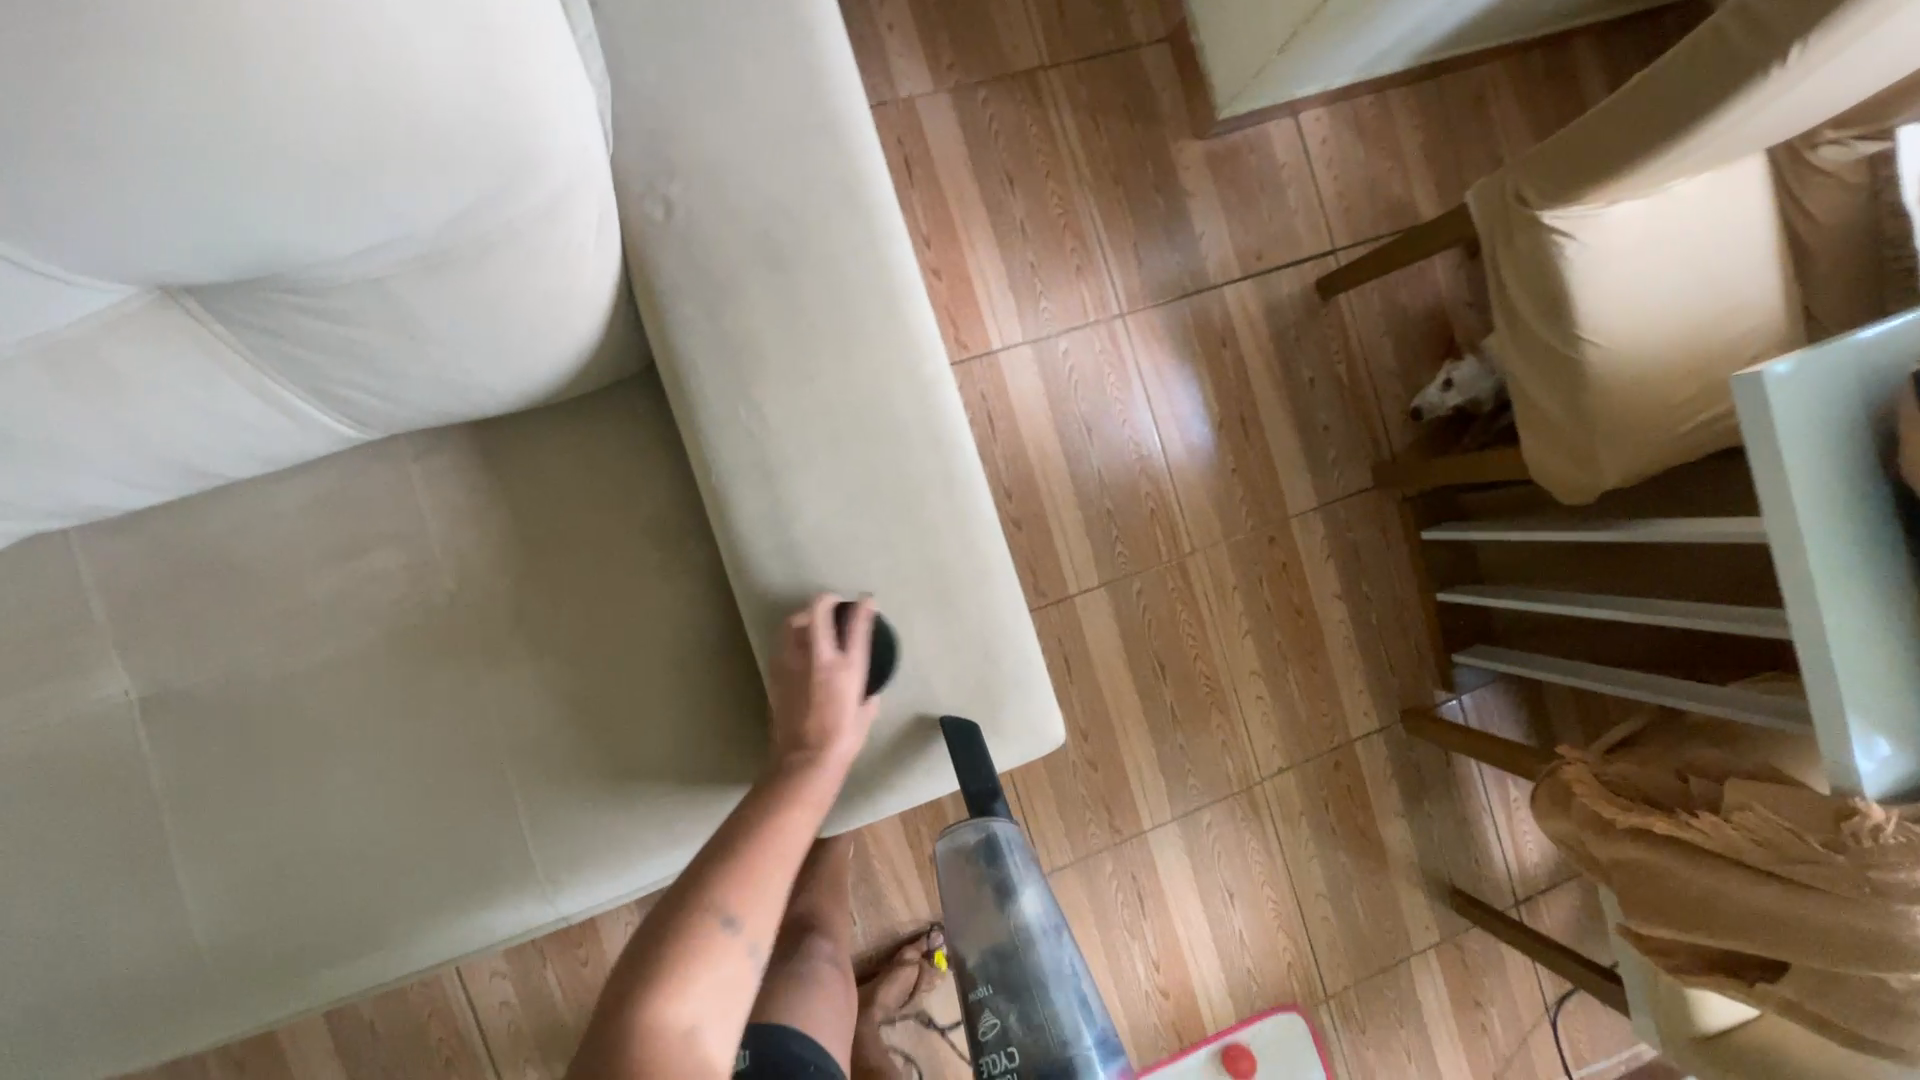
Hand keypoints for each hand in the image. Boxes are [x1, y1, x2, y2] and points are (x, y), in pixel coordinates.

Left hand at [769, 593, 879, 772]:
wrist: (804, 760)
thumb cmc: (842, 740)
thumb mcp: (866, 715)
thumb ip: (868, 695)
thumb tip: (868, 691)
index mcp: (847, 668)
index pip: (857, 626)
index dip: (863, 607)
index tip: (866, 599)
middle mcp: (820, 658)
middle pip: (818, 611)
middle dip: (826, 599)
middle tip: (832, 601)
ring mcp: (794, 664)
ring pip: (793, 624)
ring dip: (803, 617)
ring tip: (810, 622)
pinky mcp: (776, 674)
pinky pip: (782, 646)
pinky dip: (792, 640)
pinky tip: (797, 649)